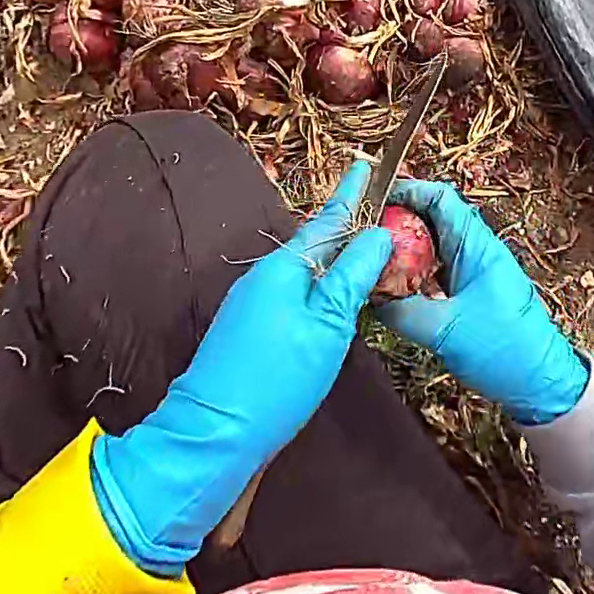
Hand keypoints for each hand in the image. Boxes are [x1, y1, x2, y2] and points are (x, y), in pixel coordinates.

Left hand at [92, 160, 391, 574]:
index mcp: (285, 267)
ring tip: (362, 247)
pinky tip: (331, 296)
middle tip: (375, 208)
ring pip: (305, 270)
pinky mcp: (251, 325)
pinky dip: (319, 287)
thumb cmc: (279, 376)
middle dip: (345, 227)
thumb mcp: (327, 324)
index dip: (351, 194)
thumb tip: (377, 234)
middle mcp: (266, 275)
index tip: (364, 163)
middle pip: (316, 244)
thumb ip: (352, 277)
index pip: (328, 221)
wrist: (217, 429)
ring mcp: (254, 300)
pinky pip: (294, 292)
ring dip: (334, 258)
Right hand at [375, 180, 587, 424]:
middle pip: (428, 217)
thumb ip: (400, 310)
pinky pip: (431, 268)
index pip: (439, 198)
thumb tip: (367, 295)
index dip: (406, 191)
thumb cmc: (504, 351)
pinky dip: (409, 270)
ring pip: (428, 243)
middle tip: (362, 232)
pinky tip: (389, 284)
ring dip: (400, 246)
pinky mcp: (466, 290)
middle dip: (394, 219)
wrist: (543, 386)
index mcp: (476, 247)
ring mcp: (470, 270)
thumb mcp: (444, 331)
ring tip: (369, 256)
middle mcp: (473, 251)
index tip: (373, 201)